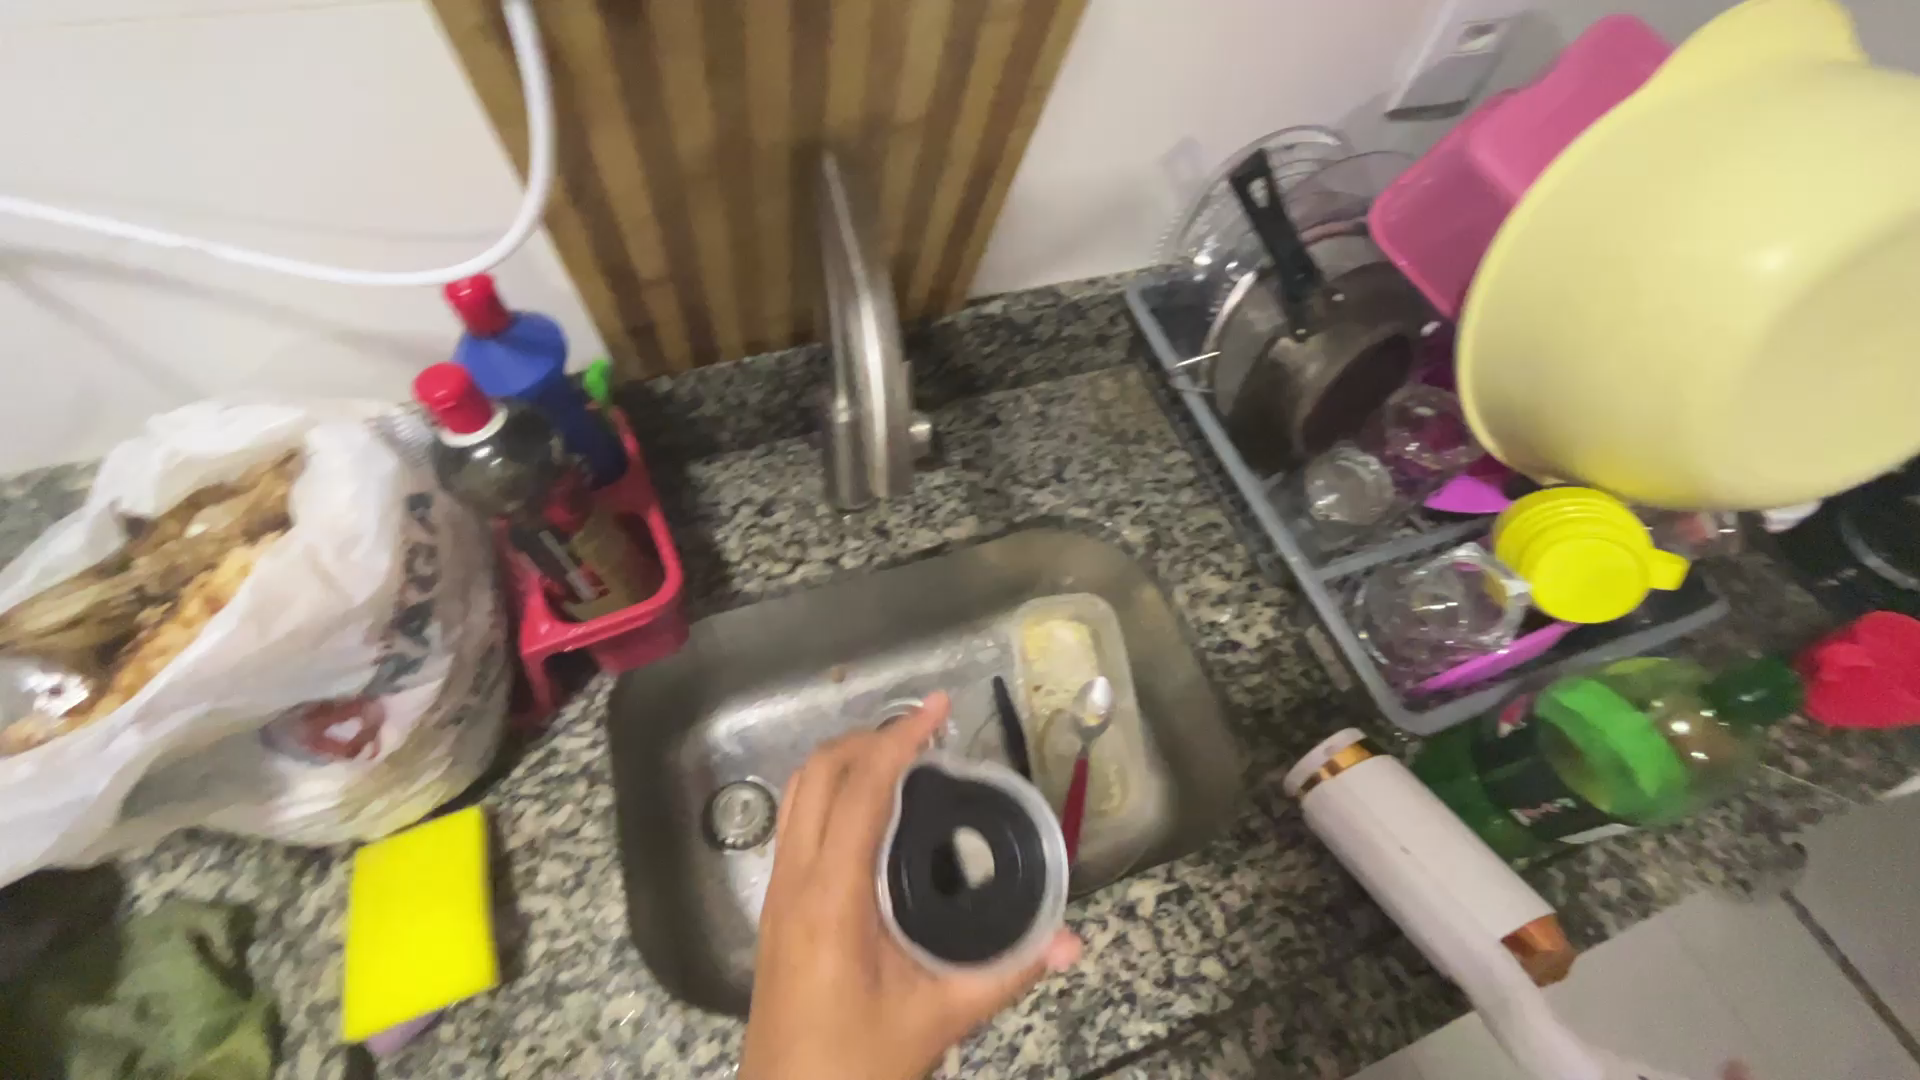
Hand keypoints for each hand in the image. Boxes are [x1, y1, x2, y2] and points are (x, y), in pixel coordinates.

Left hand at [740, 692, 1081, 1079]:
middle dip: (870, 737)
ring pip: (799, 791)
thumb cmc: (857, 1065)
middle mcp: (795, 878)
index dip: (899, 738)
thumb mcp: (938, 1018)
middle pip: (819, 772)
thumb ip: (1008, 972)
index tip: (938, 707)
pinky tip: (871, 808)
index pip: (862, 789)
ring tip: (900, 756)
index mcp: (832, 896)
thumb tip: (1073, 942)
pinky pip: (797, 819)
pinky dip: (831, 789)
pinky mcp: (775, 903)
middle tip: (925, 733)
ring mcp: (777, 889)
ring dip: (845, 758)